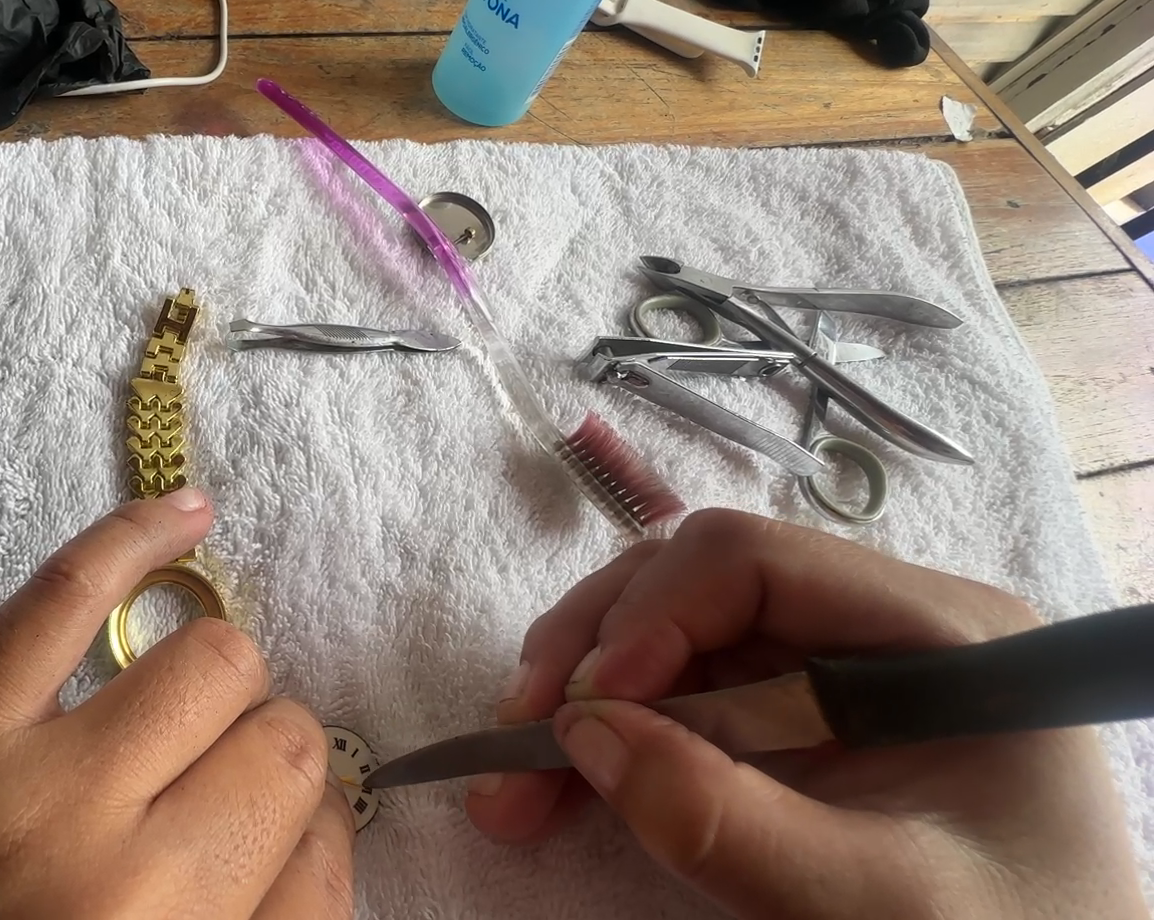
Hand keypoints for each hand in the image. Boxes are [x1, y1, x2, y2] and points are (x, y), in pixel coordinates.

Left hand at [0, 490, 354, 919]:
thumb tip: (308, 827)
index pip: (322, 868)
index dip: (315, 836)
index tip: (283, 834)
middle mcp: (126, 888)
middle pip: (278, 746)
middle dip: (268, 748)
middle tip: (217, 777)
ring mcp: (36, 789)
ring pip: (212, 660)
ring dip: (223, 673)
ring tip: (184, 700)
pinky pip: (71, 589)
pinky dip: (138, 537)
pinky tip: (192, 515)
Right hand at [468, 509, 1146, 919]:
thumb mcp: (887, 906)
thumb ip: (735, 823)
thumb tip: (581, 733)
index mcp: (929, 628)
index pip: (749, 558)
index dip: (653, 613)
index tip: (594, 703)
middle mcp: (847, 617)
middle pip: (672, 581)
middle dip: (583, 654)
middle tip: (519, 729)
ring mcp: (792, 654)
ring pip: (640, 621)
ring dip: (565, 686)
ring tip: (512, 763)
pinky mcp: (752, 697)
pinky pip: (644, 678)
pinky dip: (584, 720)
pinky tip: (545, 769)